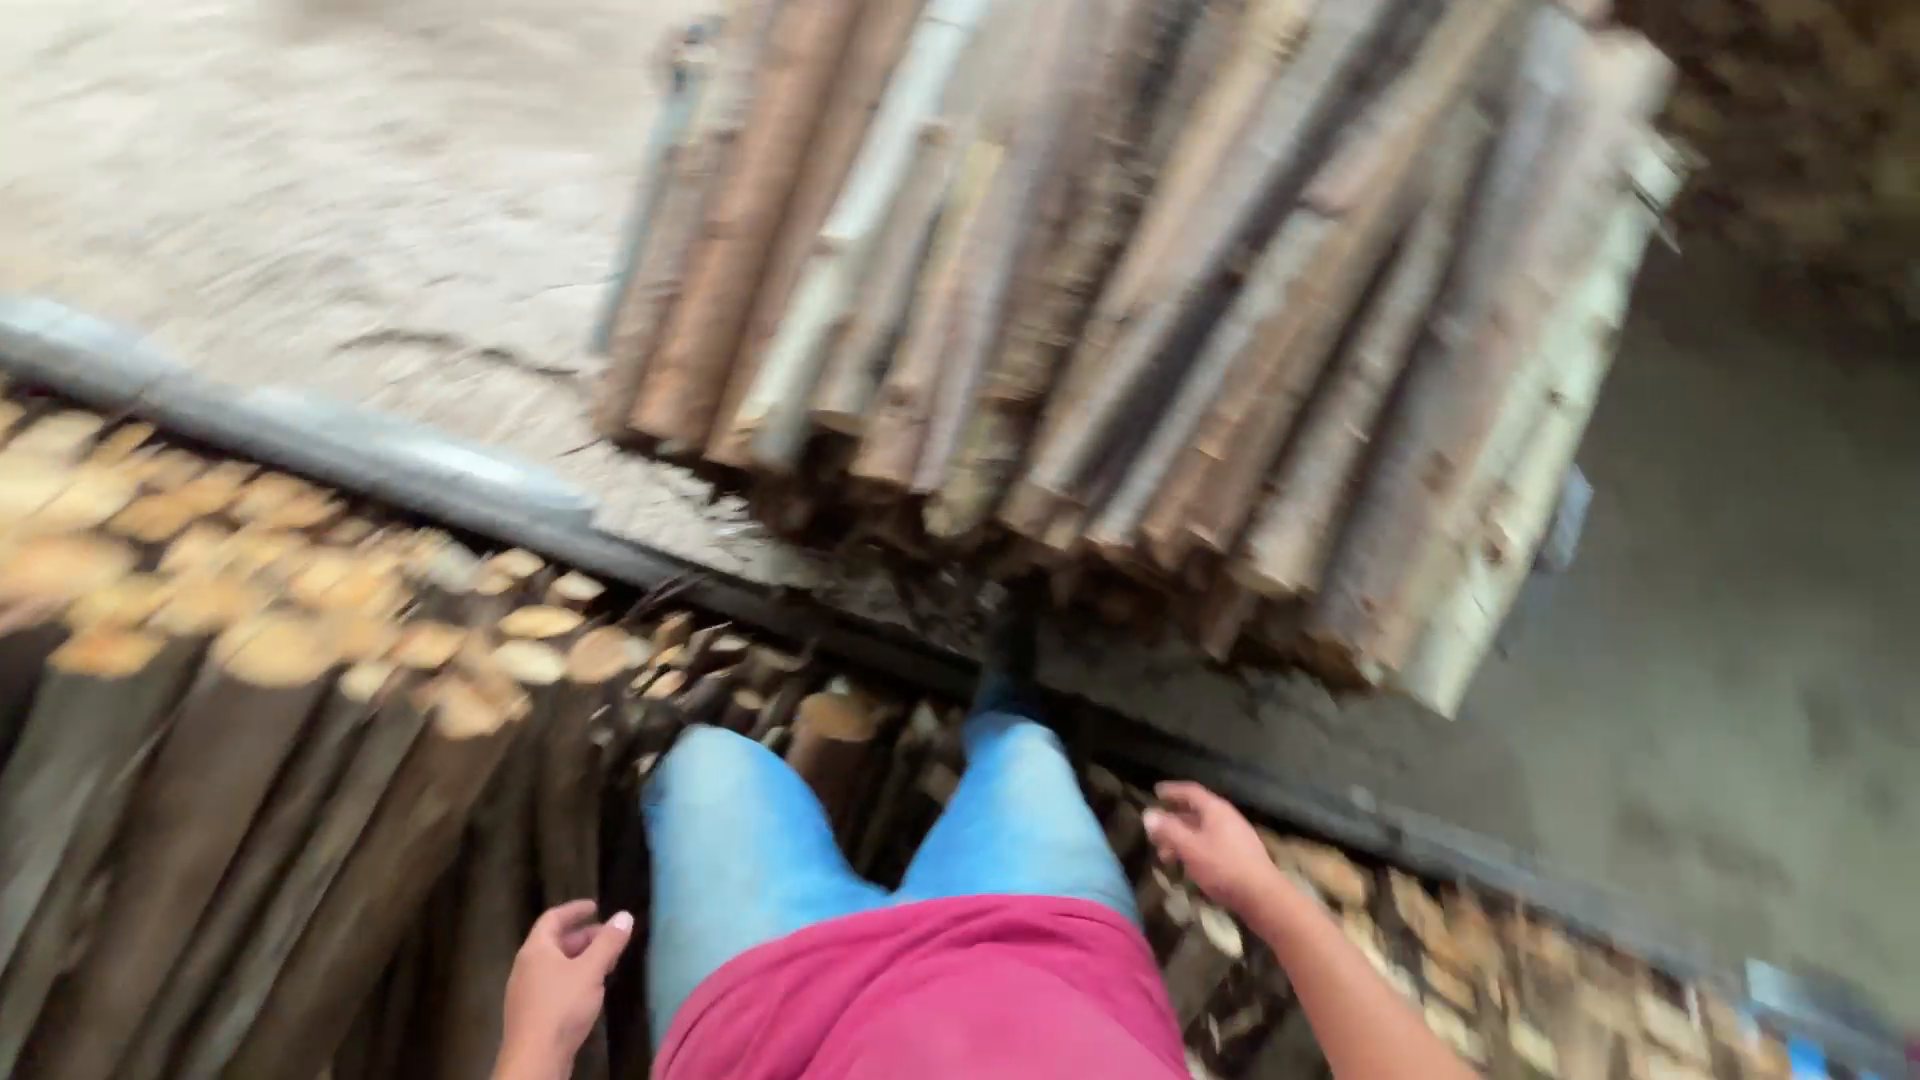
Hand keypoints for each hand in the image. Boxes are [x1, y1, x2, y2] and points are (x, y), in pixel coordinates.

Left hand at [495, 901, 633, 1079]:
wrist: (534, 1064)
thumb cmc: (562, 1007)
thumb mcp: (592, 969)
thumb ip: (609, 941)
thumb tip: (624, 916)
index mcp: (535, 951)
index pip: (553, 918)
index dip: (575, 909)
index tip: (596, 906)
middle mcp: (525, 968)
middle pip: (555, 942)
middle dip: (584, 936)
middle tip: (610, 938)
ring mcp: (525, 993)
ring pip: (555, 965)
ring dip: (581, 958)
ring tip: (606, 963)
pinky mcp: (530, 1015)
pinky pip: (553, 984)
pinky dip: (573, 977)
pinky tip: (590, 990)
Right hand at [1142, 781, 1284, 913]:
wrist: (1264, 897)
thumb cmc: (1223, 867)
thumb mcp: (1190, 848)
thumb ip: (1168, 830)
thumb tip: (1148, 814)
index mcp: (1216, 810)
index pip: (1190, 791)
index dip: (1172, 791)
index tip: (1156, 792)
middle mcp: (1227, 818)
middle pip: (1195, 812)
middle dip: (1173, 821)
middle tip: (1155, 832)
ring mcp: (1237, 837)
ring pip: (1203, 831)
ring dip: (1182, 839)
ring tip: (1166, 857)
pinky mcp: (1241, 856)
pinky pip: (1212, 844)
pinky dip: (1195, 849)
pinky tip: (1189, 867)